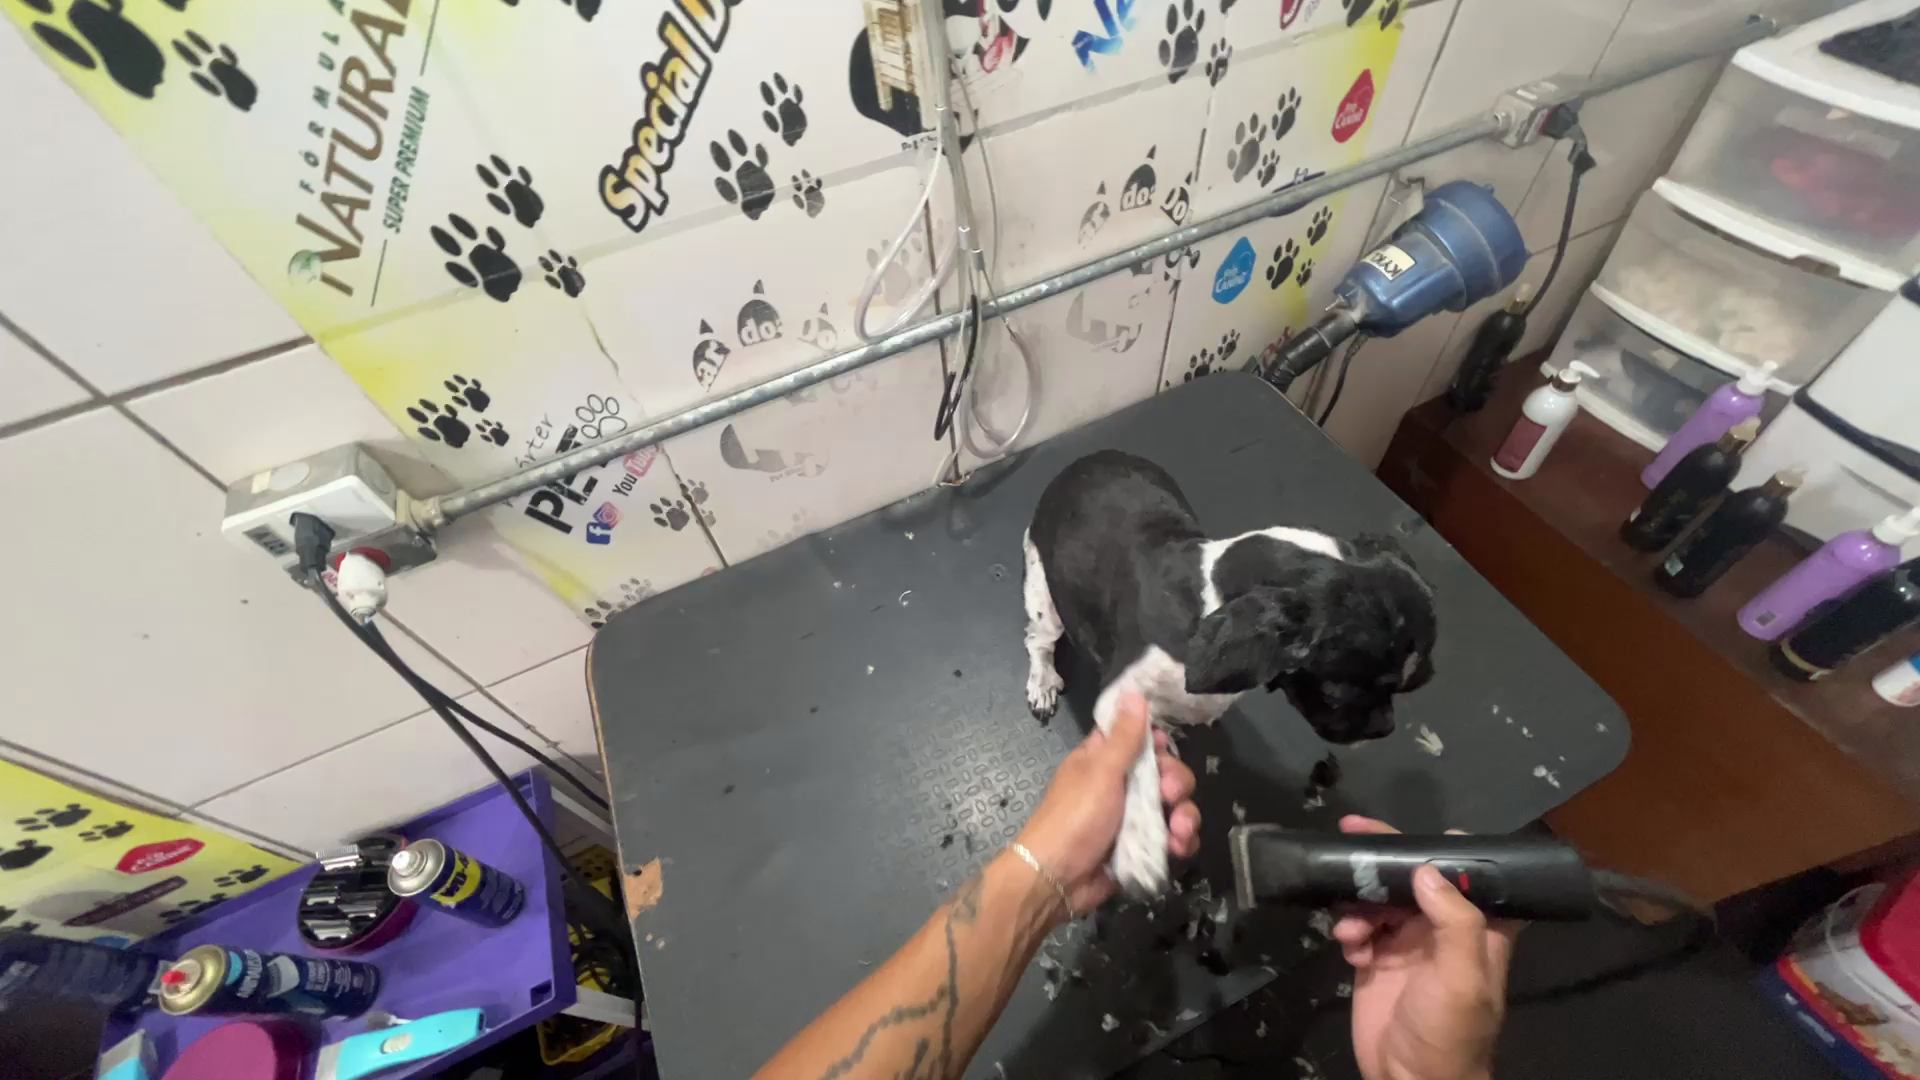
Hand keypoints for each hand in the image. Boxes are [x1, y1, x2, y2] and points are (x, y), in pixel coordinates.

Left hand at [1014, 690, 1198, 915]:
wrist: (1057, 879)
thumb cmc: (1074, 816)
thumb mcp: (1101, 772)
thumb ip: (1124, 736)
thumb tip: (1133, 691)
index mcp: (1102, 759)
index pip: (1136, 737)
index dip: (1155, 740)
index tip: (1165, 746)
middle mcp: (1119, 784)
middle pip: (1164, 772)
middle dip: (1177, 783)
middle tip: (1170, 795)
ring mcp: (1132, 817)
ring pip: (1174, 807)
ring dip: (1184, 816)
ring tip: (1179, 832)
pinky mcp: (1141, 847)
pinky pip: (1172, 838)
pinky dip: (1180, 842)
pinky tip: (1178, 849)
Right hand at [1333, 815, 1520, 1079]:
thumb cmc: (1446, 1033)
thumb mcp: (1461, 981)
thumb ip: (1454, 924)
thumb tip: (1426, 870)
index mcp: (1475, 935)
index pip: (1474, 883)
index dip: (1453, 855)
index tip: (1425, 833)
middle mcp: (1441, 932)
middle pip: (1413, 879)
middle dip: (1382, 860)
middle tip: (1350, 832)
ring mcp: (1406, 943)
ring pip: (1379, 899)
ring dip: (1358, 906)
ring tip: (1350, 933)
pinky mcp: (1375, 956)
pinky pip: (1357, 925)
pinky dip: (1349, 932)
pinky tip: (1349, 951)